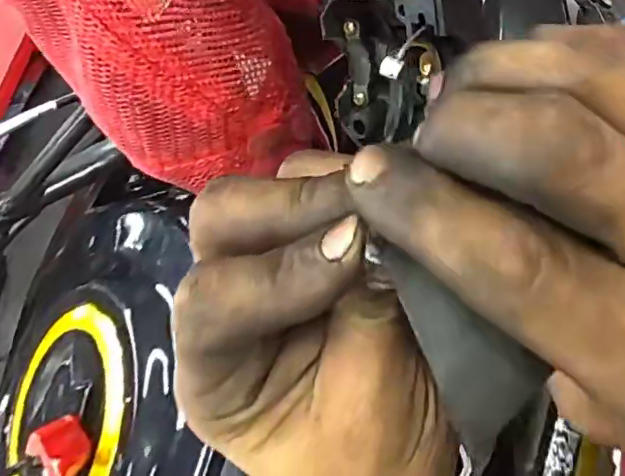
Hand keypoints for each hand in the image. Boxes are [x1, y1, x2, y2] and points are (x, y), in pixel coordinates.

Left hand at [172, 153, 456, 475]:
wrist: (413, 447)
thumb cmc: (376, 450)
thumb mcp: (365, 402)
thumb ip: (363, 314)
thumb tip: (375, 229)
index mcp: (216, 364)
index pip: (211, 300)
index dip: (279, 271)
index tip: (353, 248)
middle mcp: (234, 290)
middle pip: (225, 216)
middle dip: (294, 204)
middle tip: (366, 205)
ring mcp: (279, 247)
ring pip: (275, 180)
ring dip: (330, 182)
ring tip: (387, 191)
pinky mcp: (322, 222)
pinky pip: (325, 175)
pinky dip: (357, 175)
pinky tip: (394, 186)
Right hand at [346, 27, 624, 475]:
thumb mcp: (609, 407)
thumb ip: (519, 318)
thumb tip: (431, 207)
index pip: (529, 267)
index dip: (431, 213)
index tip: (373, 178)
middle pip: (564, 146)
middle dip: (465, 126)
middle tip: (423, 137)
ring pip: (586, 74)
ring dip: (498, 73)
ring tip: (457, 99)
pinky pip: (613, 50)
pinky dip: (543, 51)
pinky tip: (513, 77)